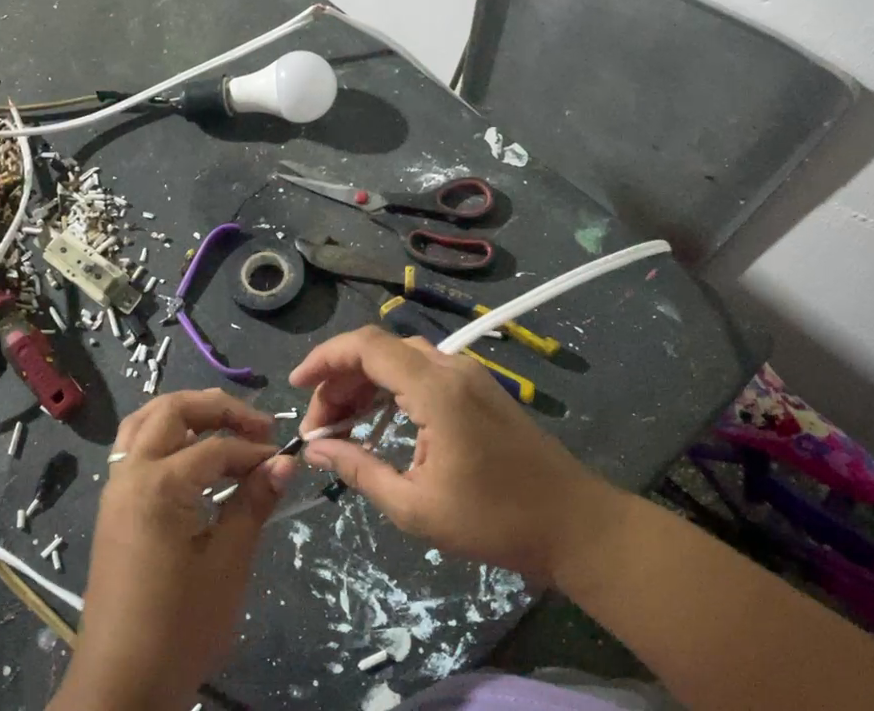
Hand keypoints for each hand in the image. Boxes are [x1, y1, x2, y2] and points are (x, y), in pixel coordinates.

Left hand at [51, 389, 298, 710]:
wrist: (122, 681)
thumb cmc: (181, 625)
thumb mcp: (228, 564)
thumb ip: (253, 504)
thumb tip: (284, 462)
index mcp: (158, 484)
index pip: (216, 447)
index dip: (255, 451)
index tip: (285, 462)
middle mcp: (129, 473)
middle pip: (171, 411)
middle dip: (217, 408)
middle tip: (257, 425)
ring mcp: (115, 488)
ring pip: (144, 421)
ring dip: (185, 414)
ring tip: (226, 428)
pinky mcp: (112, 506)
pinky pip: (134, 447)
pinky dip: (164, 436)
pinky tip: (193, 457)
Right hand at [290, 326, 620, 579]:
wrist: (576, 526)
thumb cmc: (495, 521)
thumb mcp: (415, 507)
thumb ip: (359, 470)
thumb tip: (314, 449)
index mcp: (435, 389)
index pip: (366, 346)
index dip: (324, 358)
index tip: (297, 387)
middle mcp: (451, 369)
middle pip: (380, 350)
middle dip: (340, 380)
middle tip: (320, 425)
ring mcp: (469, 377)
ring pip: (401, 359)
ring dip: (365, 383)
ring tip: (342, 425)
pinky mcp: (479, 391)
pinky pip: (423, 373)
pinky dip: (392, 389)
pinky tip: (380, 424)